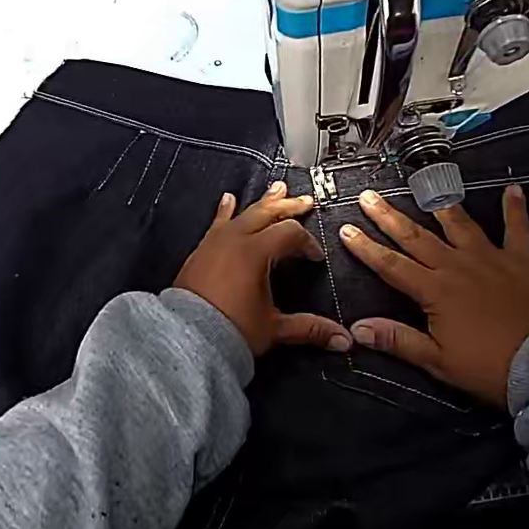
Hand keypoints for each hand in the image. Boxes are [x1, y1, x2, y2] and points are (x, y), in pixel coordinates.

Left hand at [175, 181, 352, 356]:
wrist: (186, 339)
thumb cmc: (228, 331)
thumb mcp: (274, 328)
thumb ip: (309, 328)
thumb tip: (342, 339)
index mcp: (255, 252)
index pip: (290, 234)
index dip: (307, 242)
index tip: (314, 256)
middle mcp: (235, 240)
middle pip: (268, 214)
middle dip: (290, 207)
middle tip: (305, 201)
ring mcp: (215, 242)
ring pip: (244, 213)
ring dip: (263, 203)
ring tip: (276, 189)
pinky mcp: (201, 251)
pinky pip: (218, 223)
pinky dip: (226, 210)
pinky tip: (228, 199)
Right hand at [338, 185, 528, 407]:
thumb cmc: (492, 367)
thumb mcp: (439, 361)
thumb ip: (398, 340)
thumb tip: (357, 328)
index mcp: (435, 291)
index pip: (390, 265)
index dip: (365, 247)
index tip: (346, 229)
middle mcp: (458, 266)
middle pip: (416, 237)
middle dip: (388, 216)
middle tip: (369, 196)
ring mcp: (491, 258)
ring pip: (459, 225)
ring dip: (439, 205)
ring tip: (424, 185)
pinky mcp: (522, 260)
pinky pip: (518, 229)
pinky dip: (516, 209)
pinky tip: (514, 189)